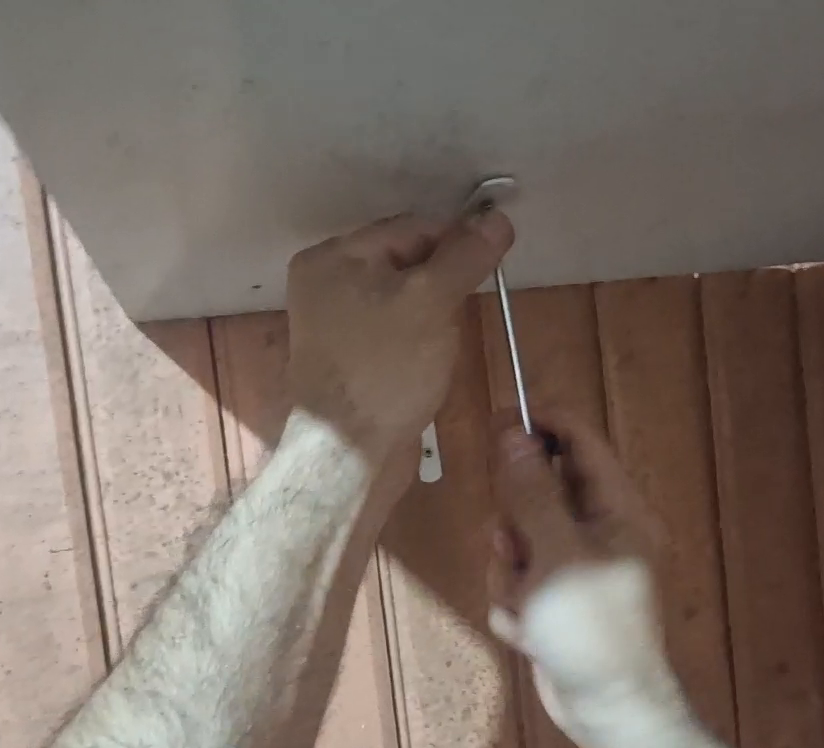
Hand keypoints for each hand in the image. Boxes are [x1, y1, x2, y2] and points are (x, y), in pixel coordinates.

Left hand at [285, 211, 513, 462]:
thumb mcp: (431, 302)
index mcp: (333, 258)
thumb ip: (464, 256)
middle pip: (404, 262)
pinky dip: (418, 341)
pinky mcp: (350, 362)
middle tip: (466, 308)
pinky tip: (431, 362)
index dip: (455, 240)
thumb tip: (498, 219)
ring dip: (434, 315)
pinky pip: (393, 334)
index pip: (409, 228)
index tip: (494, 260)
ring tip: (444, 343)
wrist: (350, 452)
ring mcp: (335, 327)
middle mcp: (325, 286)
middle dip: (443, 283)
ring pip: (402, 301)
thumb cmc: (386, 370)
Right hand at [486, 413, 676, 744]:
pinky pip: (517, 580)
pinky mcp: (554, 600)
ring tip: (527, 603)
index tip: (498, 420)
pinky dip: (515, 604)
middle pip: (537, 493)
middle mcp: (597, 532)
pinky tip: (530, 631)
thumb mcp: (558, 553)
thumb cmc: (591, 627)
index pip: (578, 442)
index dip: (540, 425)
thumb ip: (532, 493)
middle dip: (515, 525)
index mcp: (616, 509)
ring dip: (511, 574)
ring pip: (518, 541)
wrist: (606, 710)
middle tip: (515, 550)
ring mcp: (573, 569)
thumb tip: (514, 433)